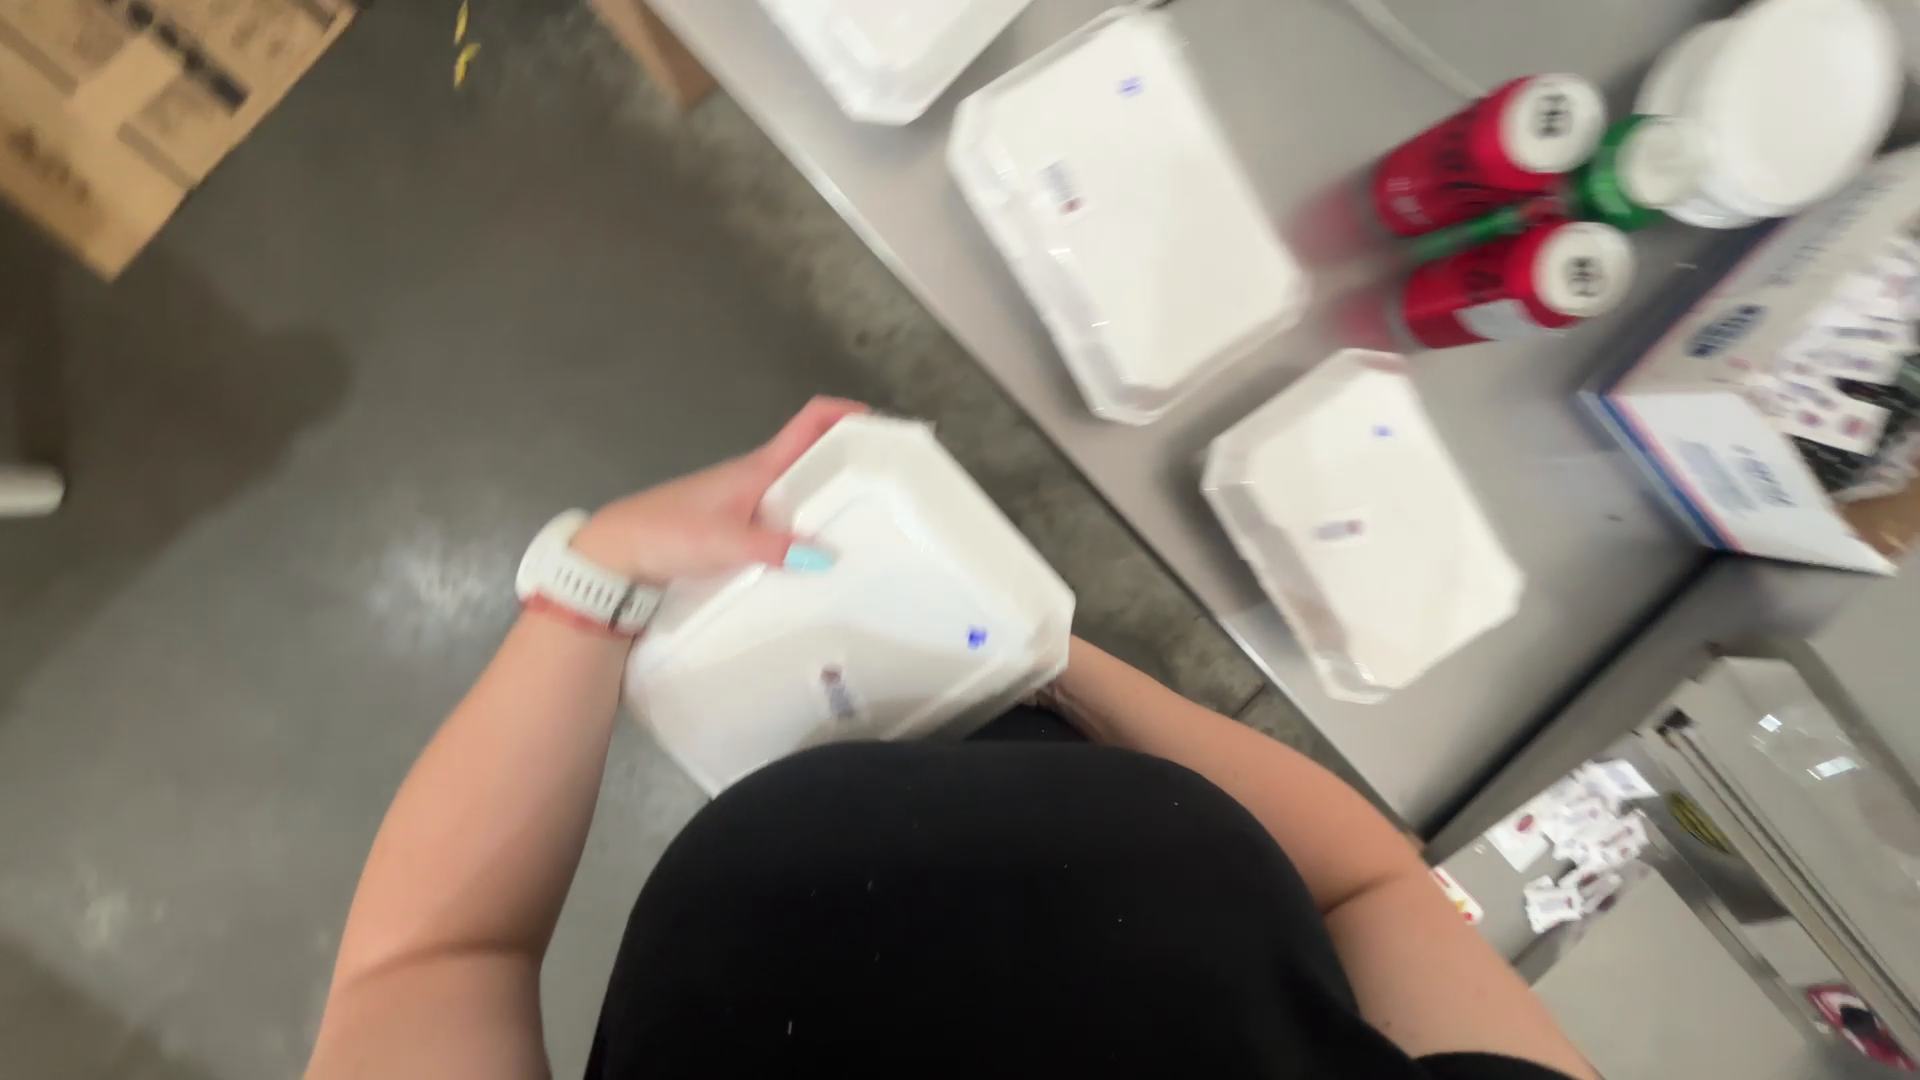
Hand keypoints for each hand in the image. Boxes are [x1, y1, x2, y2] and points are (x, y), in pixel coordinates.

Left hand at [570, 396, 868, 584]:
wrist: (619, 552)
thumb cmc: (670, 532)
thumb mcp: (725, 541)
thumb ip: (774, 548)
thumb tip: (826, 555)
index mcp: (759, 466)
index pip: (809, 423)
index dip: (844, 413)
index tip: (880, 426)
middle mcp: (759, 476)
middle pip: (813, 453)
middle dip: (850, 457)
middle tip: (888, 481)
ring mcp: (750, 498)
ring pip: (801, 484)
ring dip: (831, 491)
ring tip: (867, 515)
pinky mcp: (741, 521)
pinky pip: (787, 512)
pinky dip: (810, 518)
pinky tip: (822, 545)